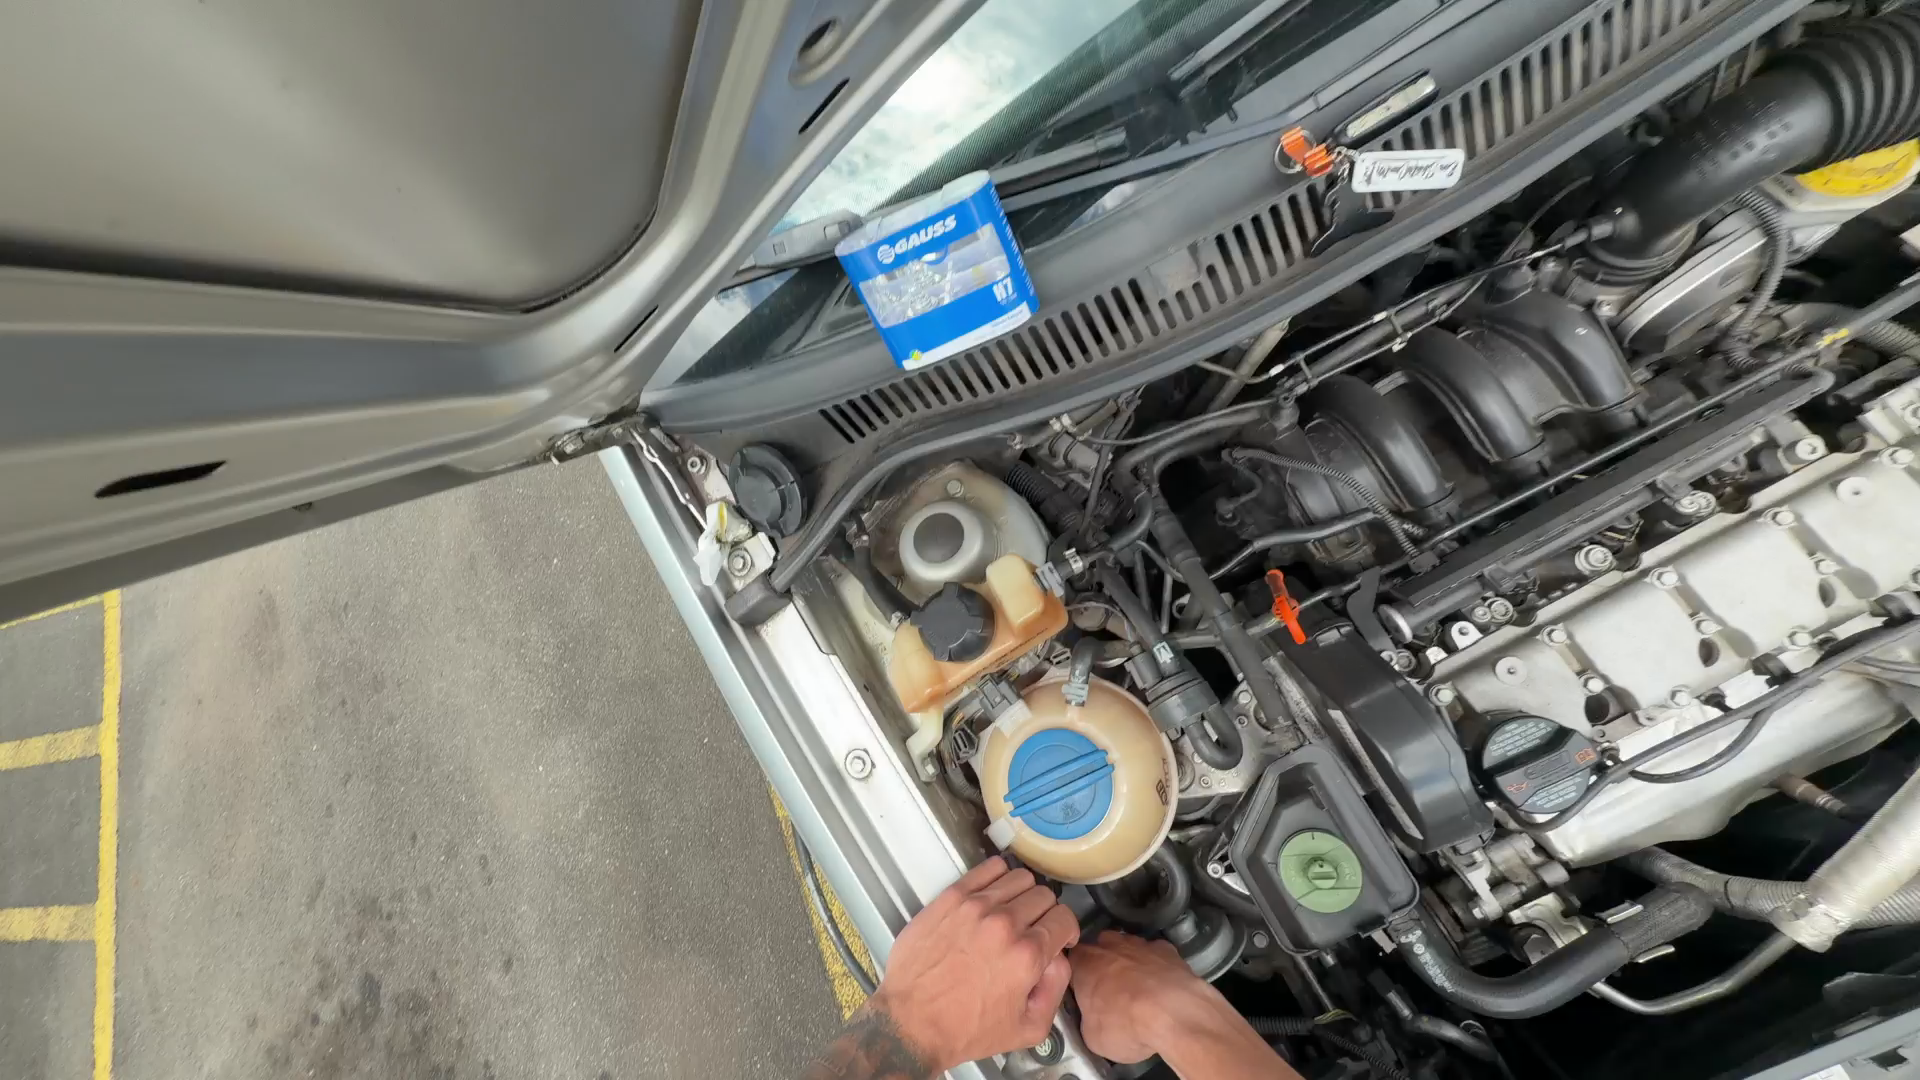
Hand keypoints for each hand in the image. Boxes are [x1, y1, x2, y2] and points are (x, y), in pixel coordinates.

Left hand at [868, 857, 1078, 1072]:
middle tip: (1034, 928)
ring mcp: (976, 906)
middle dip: (1046, 913)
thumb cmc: (963, 1027)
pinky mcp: (952, 896)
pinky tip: (995, 893)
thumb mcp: (1026, 1029)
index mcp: (1026, 955)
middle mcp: (1004, 924)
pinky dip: (998, 876)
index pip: (1064, 919)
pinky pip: (989, 868)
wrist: (913, 1019)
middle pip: (1044, 896)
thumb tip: (1059, 959)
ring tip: (1014, 911)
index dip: (1066, 929)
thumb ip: (1055, 989)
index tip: (1058, 935)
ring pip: (1020, 878)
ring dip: (1024, 893)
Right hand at [1068, 931, 1199, 1062]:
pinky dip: (1156, 967)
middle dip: (1103, 966)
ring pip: (1128, 948)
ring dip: (1130, 964)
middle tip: (1109, 993)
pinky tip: (1162, 987)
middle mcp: (1108, 945)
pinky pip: (1155, 954)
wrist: (1172, 1012)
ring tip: (1138, 992)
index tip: (1081, 991)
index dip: (1076, 975)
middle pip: (1100, 949)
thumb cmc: (1126, 1023)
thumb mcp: (1092, 1037)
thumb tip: (1090, 1018)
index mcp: (1084, 962)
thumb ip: (1086, 1018)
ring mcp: (1138, 943)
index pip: (1071, 960)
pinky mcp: (1165, 949)